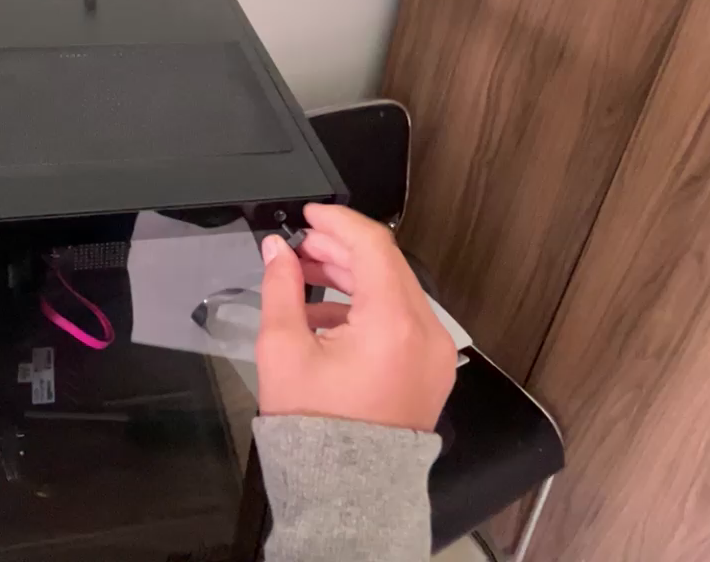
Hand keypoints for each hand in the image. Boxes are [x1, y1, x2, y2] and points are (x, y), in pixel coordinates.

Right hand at [256, 203, 456, 431]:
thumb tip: (275, 249)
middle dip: (341, 247)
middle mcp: (426, 334)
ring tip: (309, 270)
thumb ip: (280, 287)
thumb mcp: (284, 348)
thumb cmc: (316, 428)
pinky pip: (400, 316)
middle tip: (301, 244)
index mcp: (394, 325)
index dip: (338, 221)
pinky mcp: (430, 367)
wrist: (347, 495)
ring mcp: (433, 352)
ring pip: (393, 287)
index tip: (310, 214)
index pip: (373, 245)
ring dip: (352, 272)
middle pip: (385, 263)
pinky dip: (367, 303)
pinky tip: (326, 308)